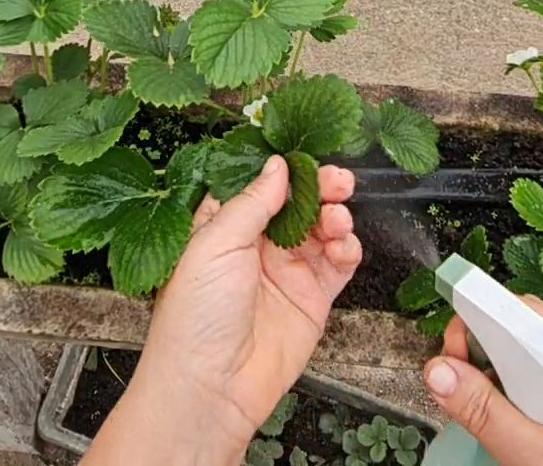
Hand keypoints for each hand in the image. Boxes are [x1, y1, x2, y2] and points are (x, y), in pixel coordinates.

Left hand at [86, 155, 361, 464]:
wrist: (210, 389)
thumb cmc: (194, 316)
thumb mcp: (216, 243)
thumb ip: (253, 202)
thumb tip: (279, 165)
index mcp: (227, 224)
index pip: (262, 185)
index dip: (286, 168)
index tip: (306, 154)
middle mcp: (258, 244)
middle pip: (298, 203)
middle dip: (320, 187)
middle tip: (338, 180)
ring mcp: (287, 270)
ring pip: (322, 228)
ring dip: (336, 215)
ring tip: (337, 217)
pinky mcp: (312, 299)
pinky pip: (338, 264)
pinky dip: (348, 248)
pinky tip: (345, 243)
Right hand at [424, 297, 542, 465]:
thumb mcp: (542, 460)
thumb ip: (487, 415)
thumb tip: (437, 369)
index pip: (518, 314)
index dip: (476, 324)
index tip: (449, 355)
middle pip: (514, 329)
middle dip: (478, 353)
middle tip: (459, 393)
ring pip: (519, 354)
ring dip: (491, 379)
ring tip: (486, 419)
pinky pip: (532, 377)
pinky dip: (509, 396)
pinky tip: (508, 428)